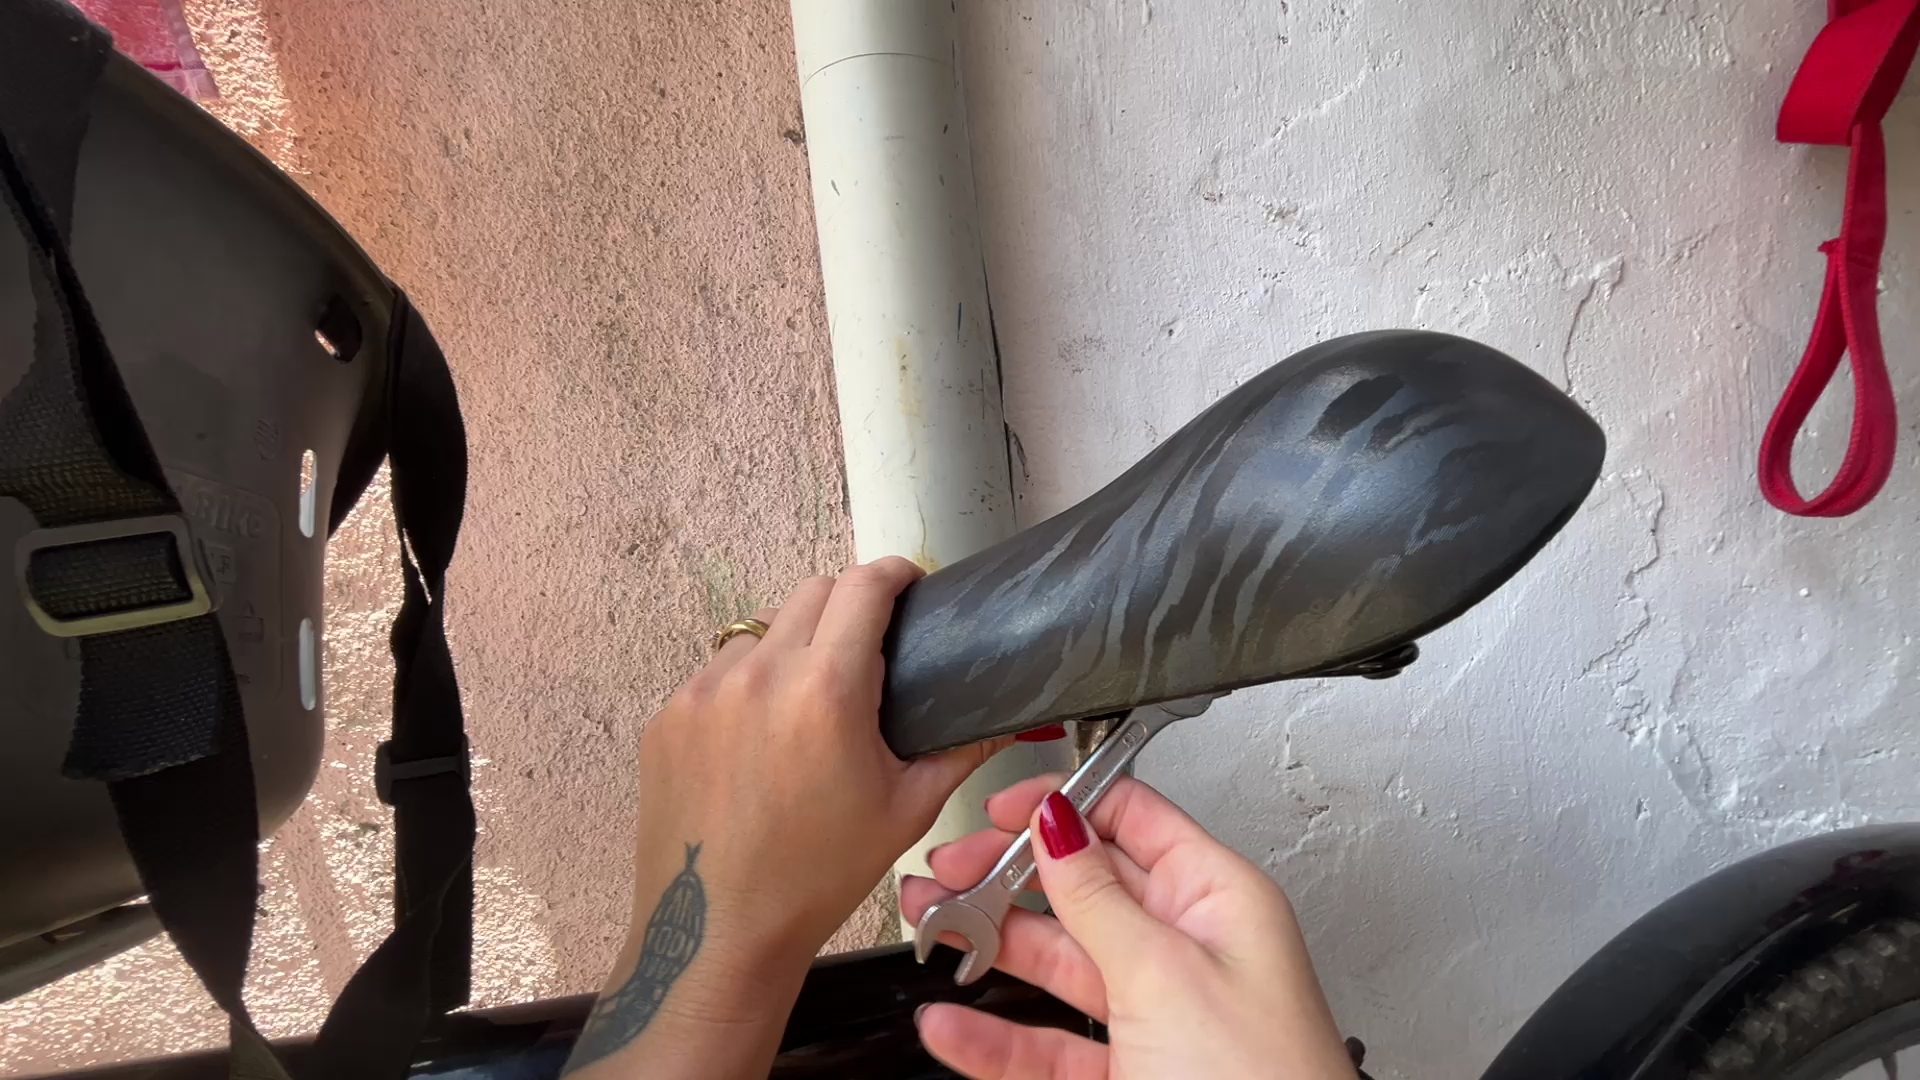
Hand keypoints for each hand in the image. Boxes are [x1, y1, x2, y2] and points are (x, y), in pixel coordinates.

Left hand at [637, 555, 1006, 968]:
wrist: (716, 935)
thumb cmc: (821, 874)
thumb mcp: (907, 809)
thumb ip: (961, 749)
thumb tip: (1006, 717)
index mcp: (825, 689)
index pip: (863, 586)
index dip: (894, 572)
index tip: (909, 584)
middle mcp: (758, 674)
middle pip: (813, 590)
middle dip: (849, 602)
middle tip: (869, 643)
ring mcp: (702, 691)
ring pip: (763, 626)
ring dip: (796, 640)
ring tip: (811, 690)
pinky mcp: (668, 715)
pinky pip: (719, 667)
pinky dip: (751, 678)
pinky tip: (762, 729)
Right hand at [901, 775, 1356, 1079]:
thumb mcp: (1167, 977)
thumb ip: (1098, 898)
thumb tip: (1055, 820)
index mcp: (1214, 898)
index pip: (1130, 816)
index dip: (1062, 804)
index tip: (1002, 808)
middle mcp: (1183, 945)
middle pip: (1080, 884)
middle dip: (1007, 872)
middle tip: (950, 866)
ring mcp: (1150, 1009)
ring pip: (1056, 958)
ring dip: (988, 942)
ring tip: (933, 923)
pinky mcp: (1125, 1072)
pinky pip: (1047, 1041)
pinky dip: (994, 1034)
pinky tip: (951, 1022)